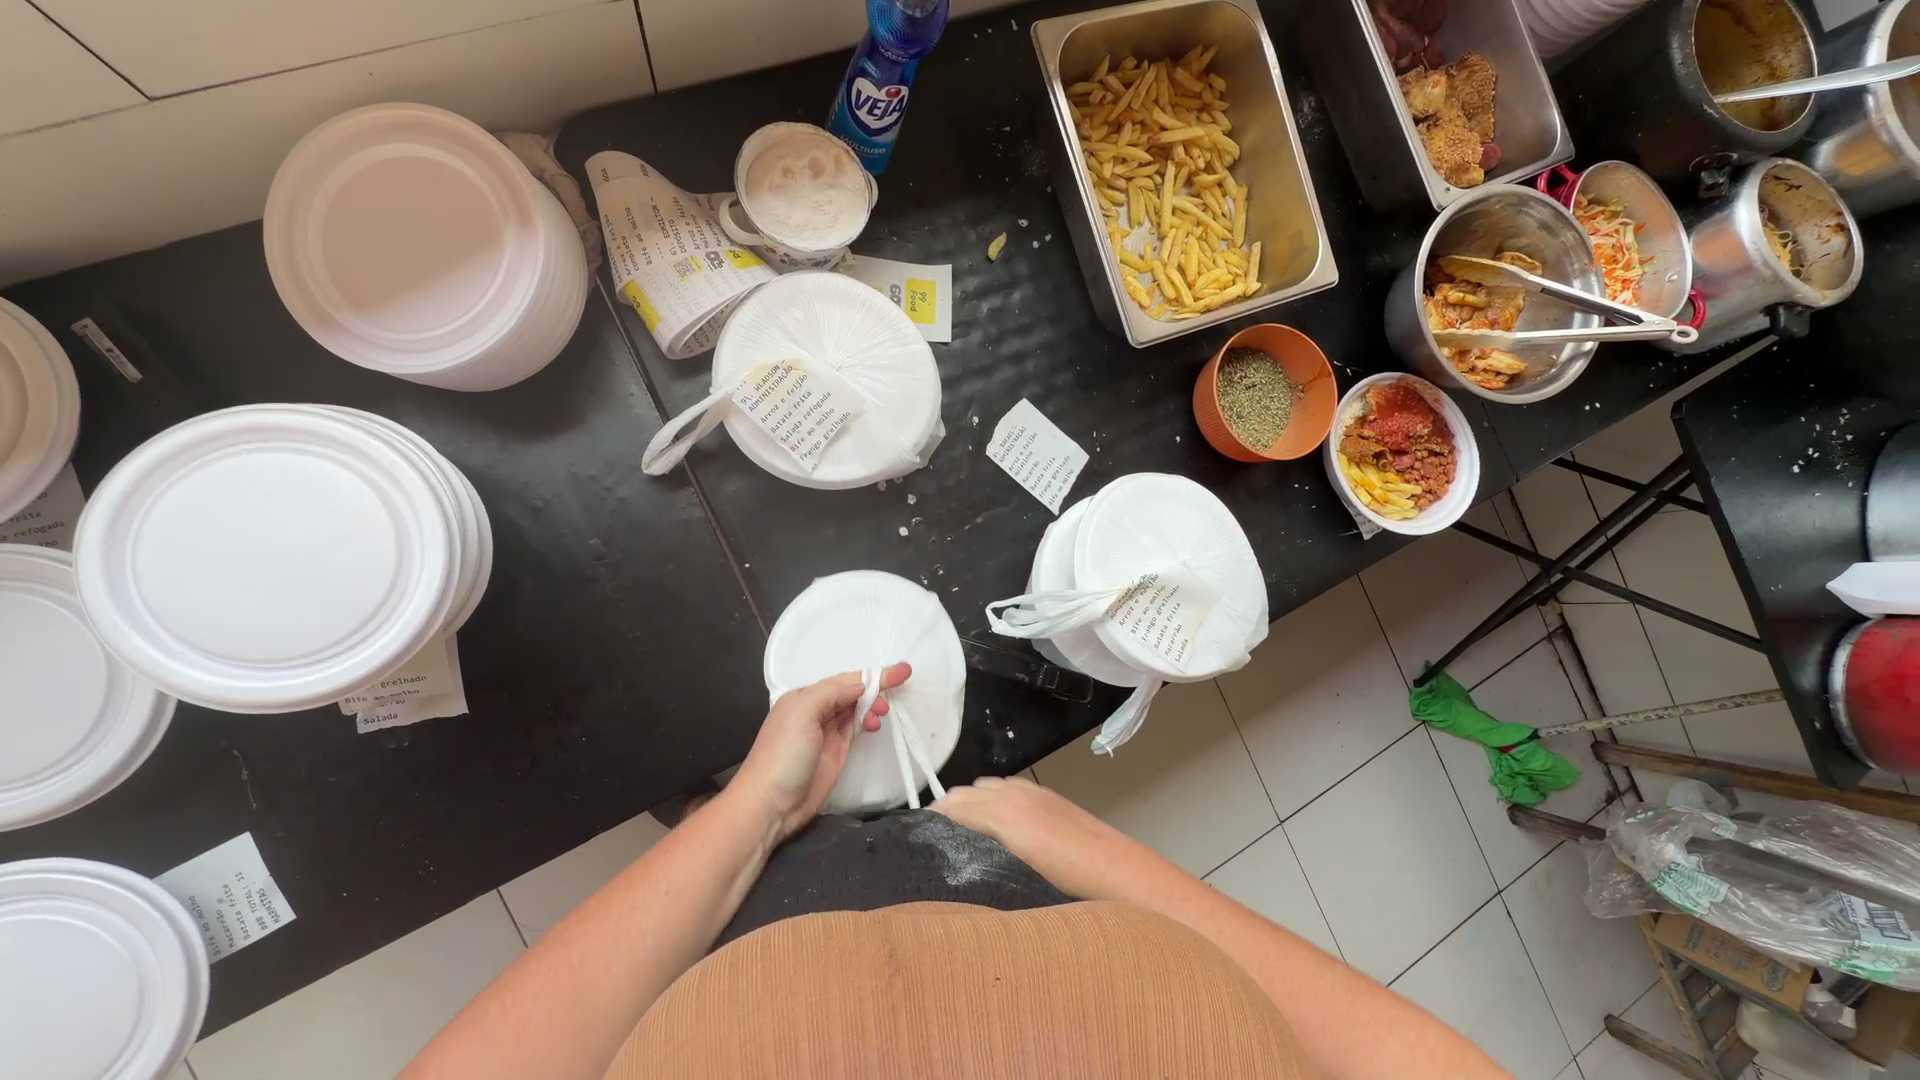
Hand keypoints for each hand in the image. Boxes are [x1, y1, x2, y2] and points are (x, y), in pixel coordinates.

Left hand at [733, 663, 910, 840]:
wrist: (771, 804)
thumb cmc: (783, 756)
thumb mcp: (802, 714)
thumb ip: (830, 693)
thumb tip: (860, 685)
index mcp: (804, 697)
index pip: (844, 680)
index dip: (871, 674)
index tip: (900, 671)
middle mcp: (816, 710)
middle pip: (852, 691)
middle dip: (877, 685)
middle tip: (902, 683)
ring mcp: (827, 732)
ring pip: (856, 708)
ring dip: (874, 703)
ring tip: (884, 711)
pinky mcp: (837, 751)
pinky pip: (856, 727)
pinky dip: (868, 720)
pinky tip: (875, 722)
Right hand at [931, 775, 1153, 900]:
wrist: (1114, 869)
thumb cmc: (1065, 881)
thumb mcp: (1018, 875)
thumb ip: (983, 857)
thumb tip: (956, 855)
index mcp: (1001, 814)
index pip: (951, 808)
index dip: (932, 821)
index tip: (918, 838)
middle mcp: (1011, 795)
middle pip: (963, 793)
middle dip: (945, 810)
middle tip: (934, 837)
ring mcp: (1029, 791)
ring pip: (983, 786)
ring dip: (967, 801)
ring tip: (960, 828)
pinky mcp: (1044, 793)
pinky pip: (1004, 785)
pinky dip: (990, 796)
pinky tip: (995, 819)